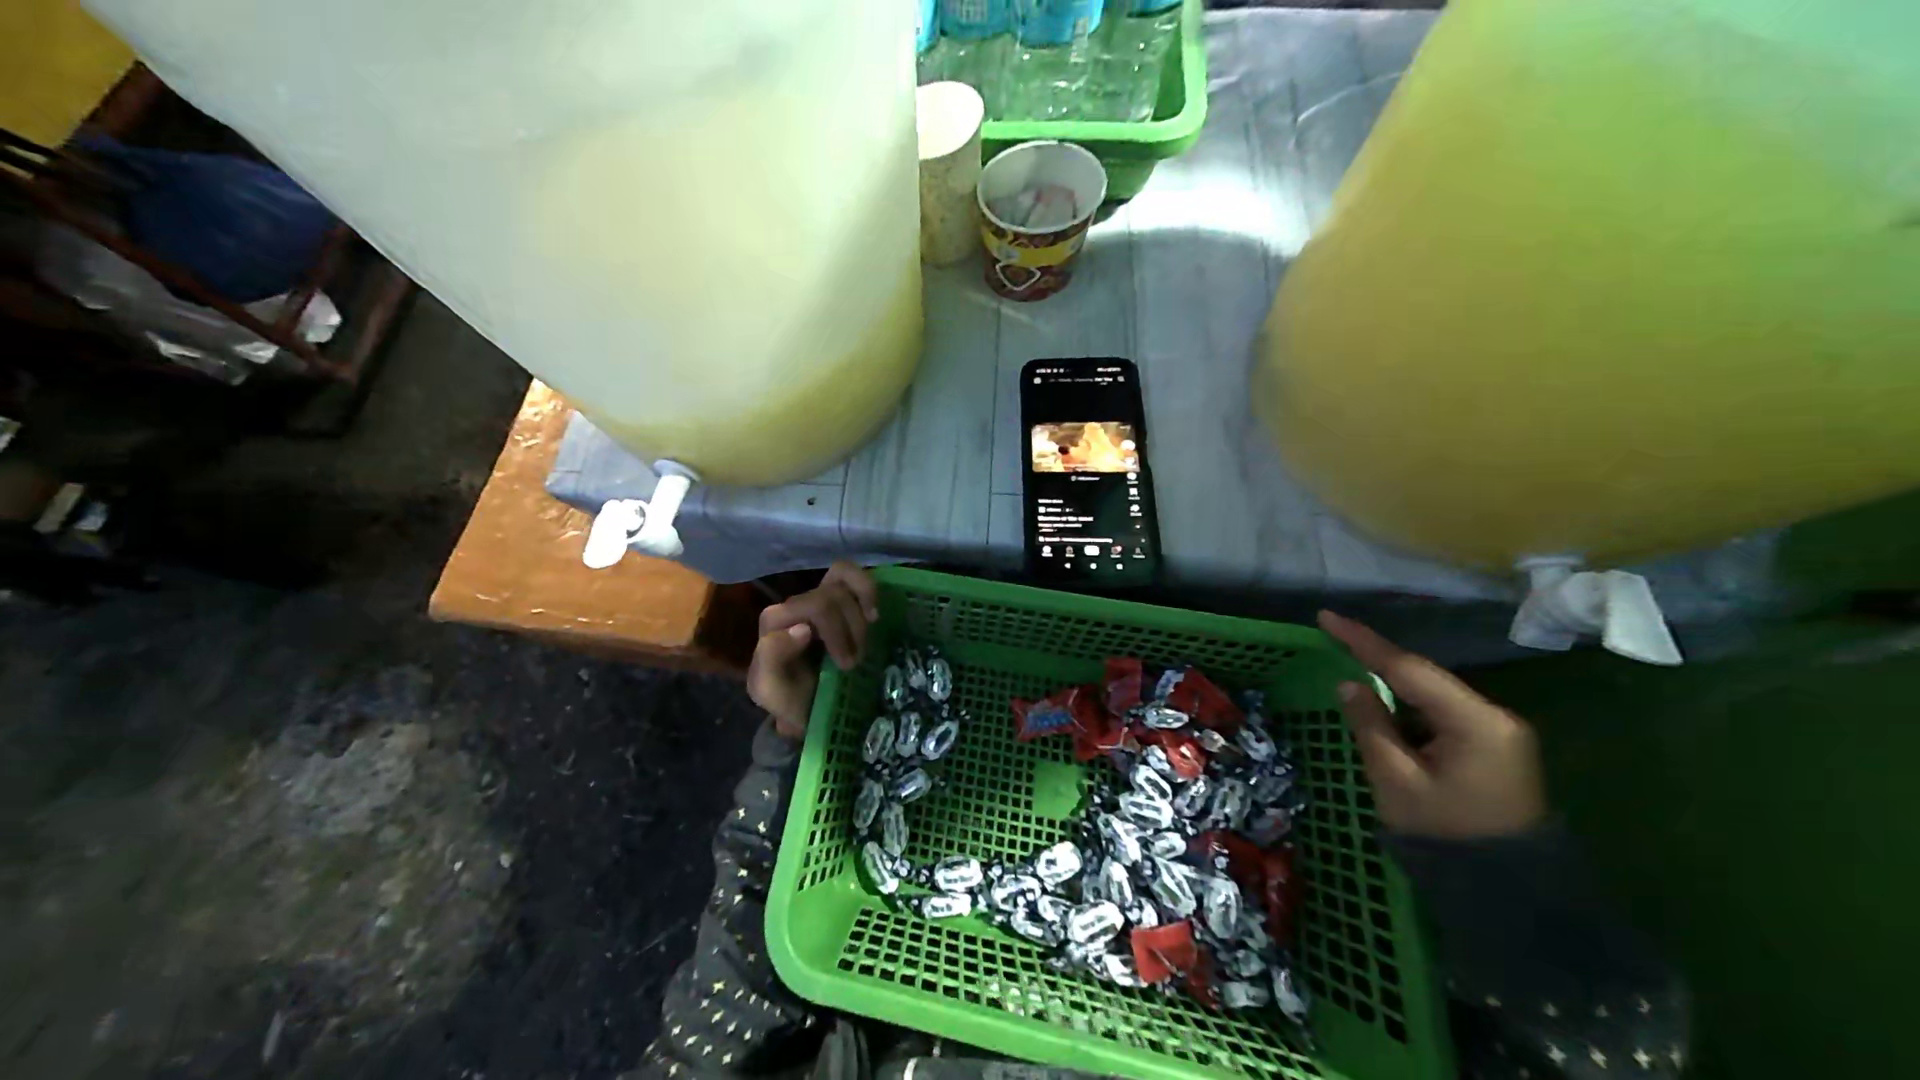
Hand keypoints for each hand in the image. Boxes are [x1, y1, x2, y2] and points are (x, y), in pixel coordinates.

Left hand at [748, 562, 879, 737]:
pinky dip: (866, 589)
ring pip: (844, 585)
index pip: (815, 606)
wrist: (807, 710)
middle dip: (850, 631)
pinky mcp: (837, 599)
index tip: (845, 666)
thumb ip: (772, 659)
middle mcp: (795, 604)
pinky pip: (851, 575)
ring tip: (860, 648)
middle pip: (833, 596)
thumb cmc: (790, 700)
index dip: (837, 633)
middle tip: (853, 663)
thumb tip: (802, 629)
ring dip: (859, 621)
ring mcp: (817, 599)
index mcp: (776, 620)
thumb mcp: (770, 690)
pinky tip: (873, 614)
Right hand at [1317, 611, 1546, 838]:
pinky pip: (1443, 711)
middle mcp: (1496, 717)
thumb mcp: (1395, 779)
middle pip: (1425, 677)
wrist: (1504, 886)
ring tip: (1353, 668)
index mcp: (1476, 722)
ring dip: (1394, 683)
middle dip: (1378, 658)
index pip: (1410, 669)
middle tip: (1334, 636)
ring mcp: (1499, 731)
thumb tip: (1350, 683)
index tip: (1327, 617)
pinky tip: (1386, 707)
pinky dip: (1411, 706)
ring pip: (1433, 693)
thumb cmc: (1443, 832)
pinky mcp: (1495, 744)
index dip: (1364, 641)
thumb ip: (1370, 724)